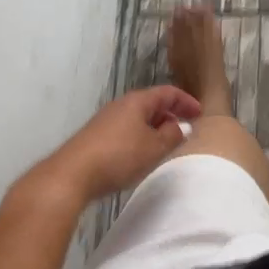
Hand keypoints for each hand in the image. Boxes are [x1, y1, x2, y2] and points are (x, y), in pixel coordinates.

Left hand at [34, 85, 201, 200]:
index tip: (200, 114)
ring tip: (163, 145)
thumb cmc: (118, 157)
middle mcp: (121, 105)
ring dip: (153, 128)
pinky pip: (124, 131)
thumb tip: (182, 126)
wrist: (69, 176)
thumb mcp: (153, 148)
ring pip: (137, 119)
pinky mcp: (93, 139)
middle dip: (170, 115)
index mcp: (138, 101)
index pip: (168, 92)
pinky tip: (137, 156)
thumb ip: (172, 135)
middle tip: (183, 129)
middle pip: (151, 104)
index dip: (186, 101)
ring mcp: (105, 121)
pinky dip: (138, 138)